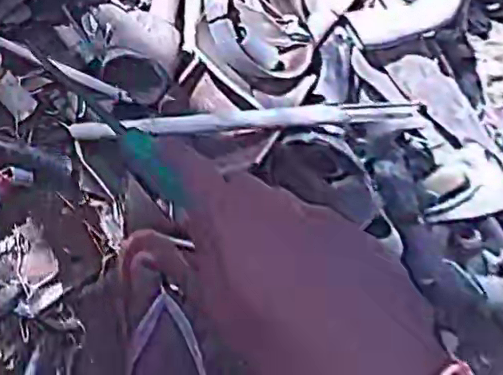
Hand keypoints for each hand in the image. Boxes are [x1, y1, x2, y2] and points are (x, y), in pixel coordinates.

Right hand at [123, 139, 449, 374]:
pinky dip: (309, 248)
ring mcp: (318, 215)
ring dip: (265, 230)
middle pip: (228, 186)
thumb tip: (154, 246)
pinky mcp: (359, 238)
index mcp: (226, 210)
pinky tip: (314, 292)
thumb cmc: (299, 351)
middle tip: (214, 250)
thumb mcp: (218, 309)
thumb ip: (184, 263)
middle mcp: (271, 200)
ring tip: (273, 283)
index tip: (143, 151)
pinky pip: (319, 228)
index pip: (178, 159)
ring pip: (275, 207)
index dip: (156, 154)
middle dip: (218, 209)